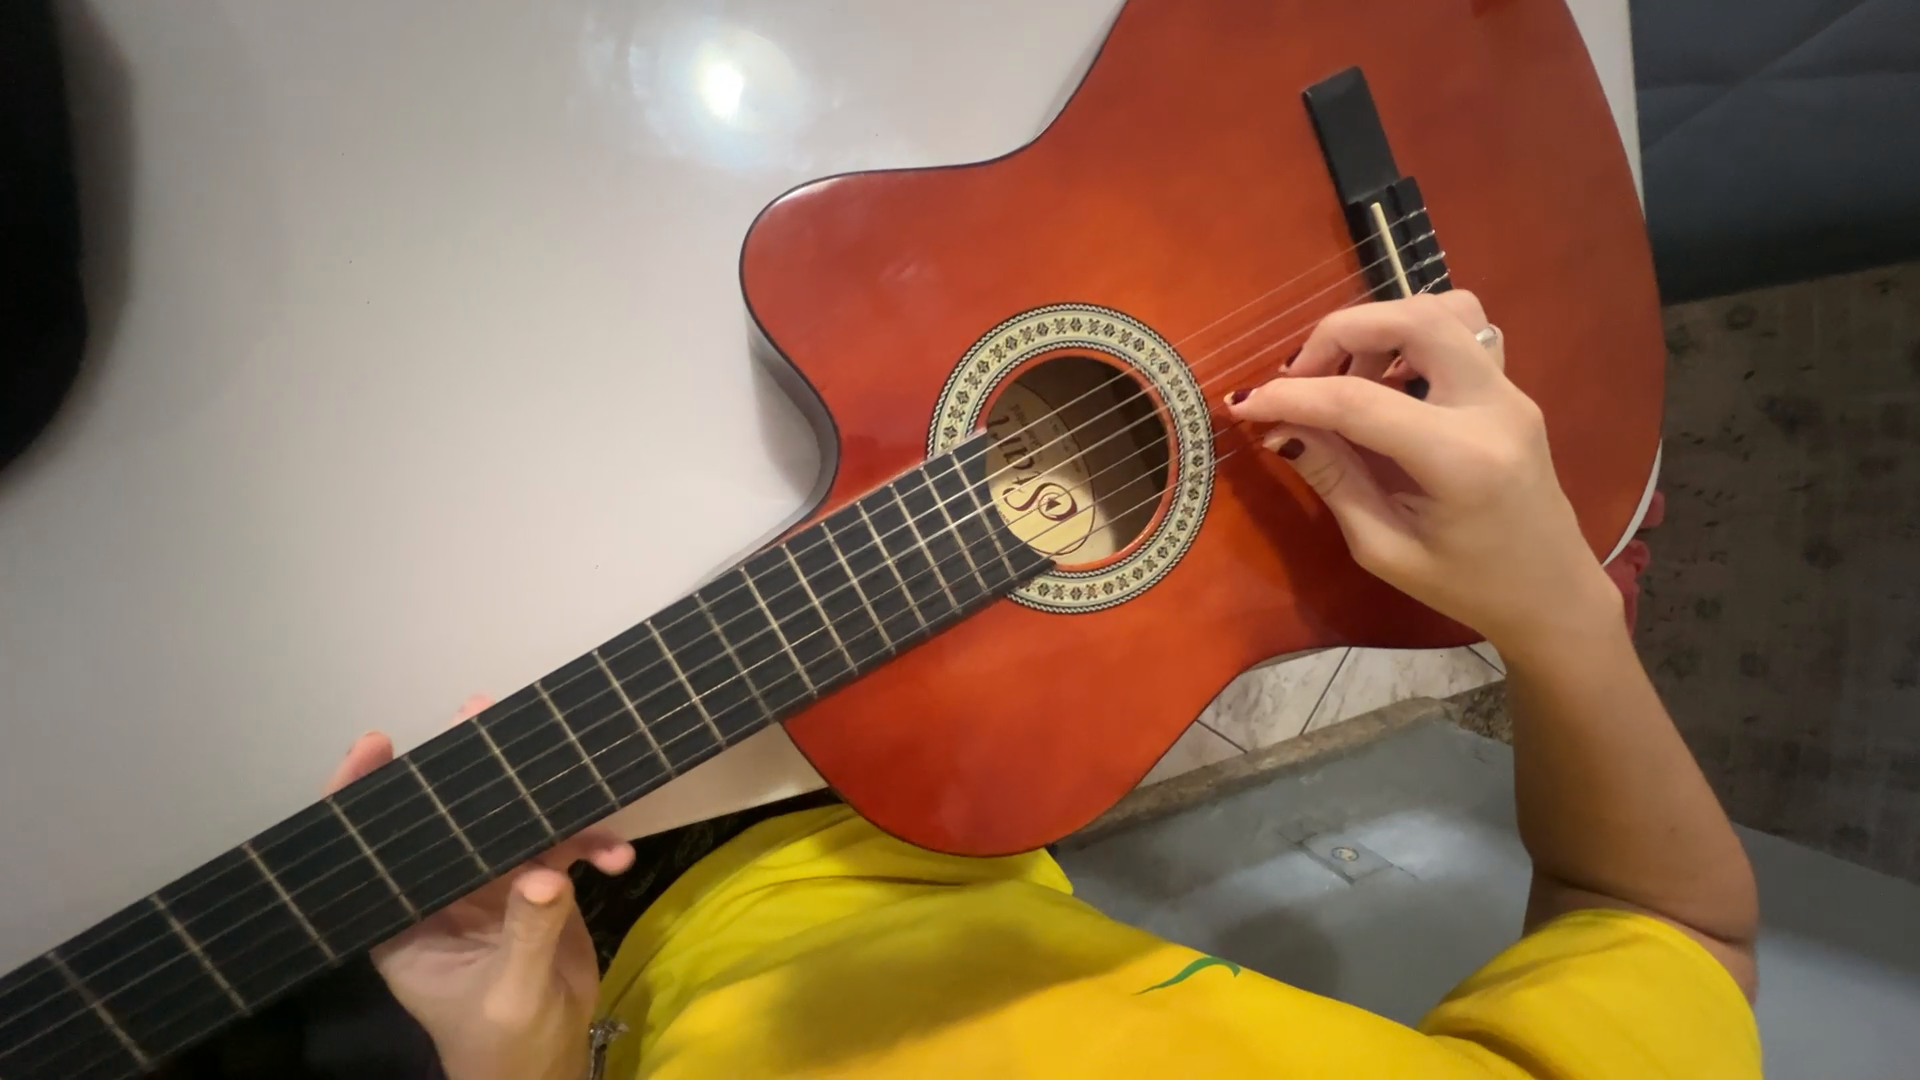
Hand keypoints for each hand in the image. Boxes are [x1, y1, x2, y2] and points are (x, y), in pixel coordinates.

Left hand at [325, 698, 635, 1079]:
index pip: (377, 853)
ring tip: (592, 791)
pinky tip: (621, 857)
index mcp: (409, 922)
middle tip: (484, 711)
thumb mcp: (510, 994)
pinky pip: (568, 846)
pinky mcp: (542, 886)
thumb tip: (546, 874)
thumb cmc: (503, 1042)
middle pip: (454, 819)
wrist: (547, 1060)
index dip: (366, 795)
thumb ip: (527, 934)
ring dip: (559, 809)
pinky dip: (596, 844)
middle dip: (473, 769)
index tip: (378, 742)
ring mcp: (498, 885)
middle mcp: (448, 892)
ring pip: (519, 823)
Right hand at [1225, 292, 1620, 652]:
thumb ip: (1331, 478)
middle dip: (1337, 335)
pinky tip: (1381, 375)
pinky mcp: (1507, 390)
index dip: (1290, 396)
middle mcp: (1492, 407)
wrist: (1550, 591)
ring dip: (1377, 327)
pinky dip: (1409, 334)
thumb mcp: (1381, 547)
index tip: (1244, 405)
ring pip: (1442, 309)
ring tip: (1341, 374)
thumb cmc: (1463, 585)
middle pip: (1412, 321)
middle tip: (1296, 378)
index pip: (1357, 401)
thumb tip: (1279, 430)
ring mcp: (1509, 391)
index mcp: (1458, 459)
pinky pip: (1460, 330)